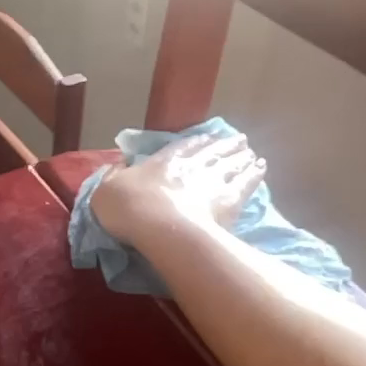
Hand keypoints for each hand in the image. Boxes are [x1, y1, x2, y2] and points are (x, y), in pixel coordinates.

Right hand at [90, 130, 265, 246]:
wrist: (156, 227)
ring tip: (251, 153)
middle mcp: (191, 166)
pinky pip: (246, 183)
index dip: (195, 142)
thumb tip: (118, 164)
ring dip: (241, 157)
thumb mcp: (105, 190)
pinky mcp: (229, 200)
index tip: (207, 138)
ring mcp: (212, 181)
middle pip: (212, 151)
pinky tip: (260, 168)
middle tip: (238, 140)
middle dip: (225, 145)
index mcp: (162, 162)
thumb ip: (113, 176)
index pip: (182, 147)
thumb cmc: (126, 208)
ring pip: (232, 163)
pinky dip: (254, 174)